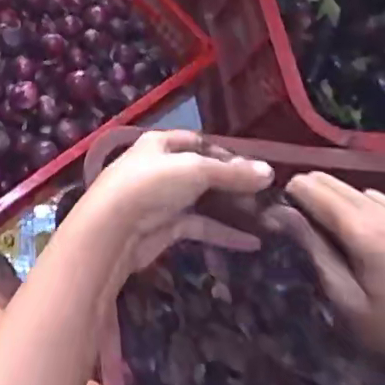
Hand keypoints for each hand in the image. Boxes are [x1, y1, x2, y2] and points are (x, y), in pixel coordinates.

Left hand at [76, 131, 273, 273]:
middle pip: (203, 171)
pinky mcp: (166, 227)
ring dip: (231, 208)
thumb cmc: (152, 184)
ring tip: (267, 219)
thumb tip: (269, 172)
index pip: (199, 142)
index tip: (257, 169)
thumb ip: (231, 172)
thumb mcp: (195, 170)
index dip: (227, 153)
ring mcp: (164, 198)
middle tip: (267, 197)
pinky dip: (224, 233)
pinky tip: (252, 242)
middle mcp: (162, 167)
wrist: (115, 226)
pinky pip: (200, 226)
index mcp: (161, 143)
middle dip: (233, 183)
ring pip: (203, 200)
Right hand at [278, 173, 384, 384]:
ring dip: (337, 198)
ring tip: (330, 228)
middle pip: (334, 182)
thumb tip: (281, 214)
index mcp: (365, 232)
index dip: (290, 194)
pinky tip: (366, 236)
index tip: (278, 213)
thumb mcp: (350, 305)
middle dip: (310, 192)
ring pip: (359, 189)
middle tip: (297, 220)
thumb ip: (315, 253)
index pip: (313, 188)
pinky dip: (364, 206)